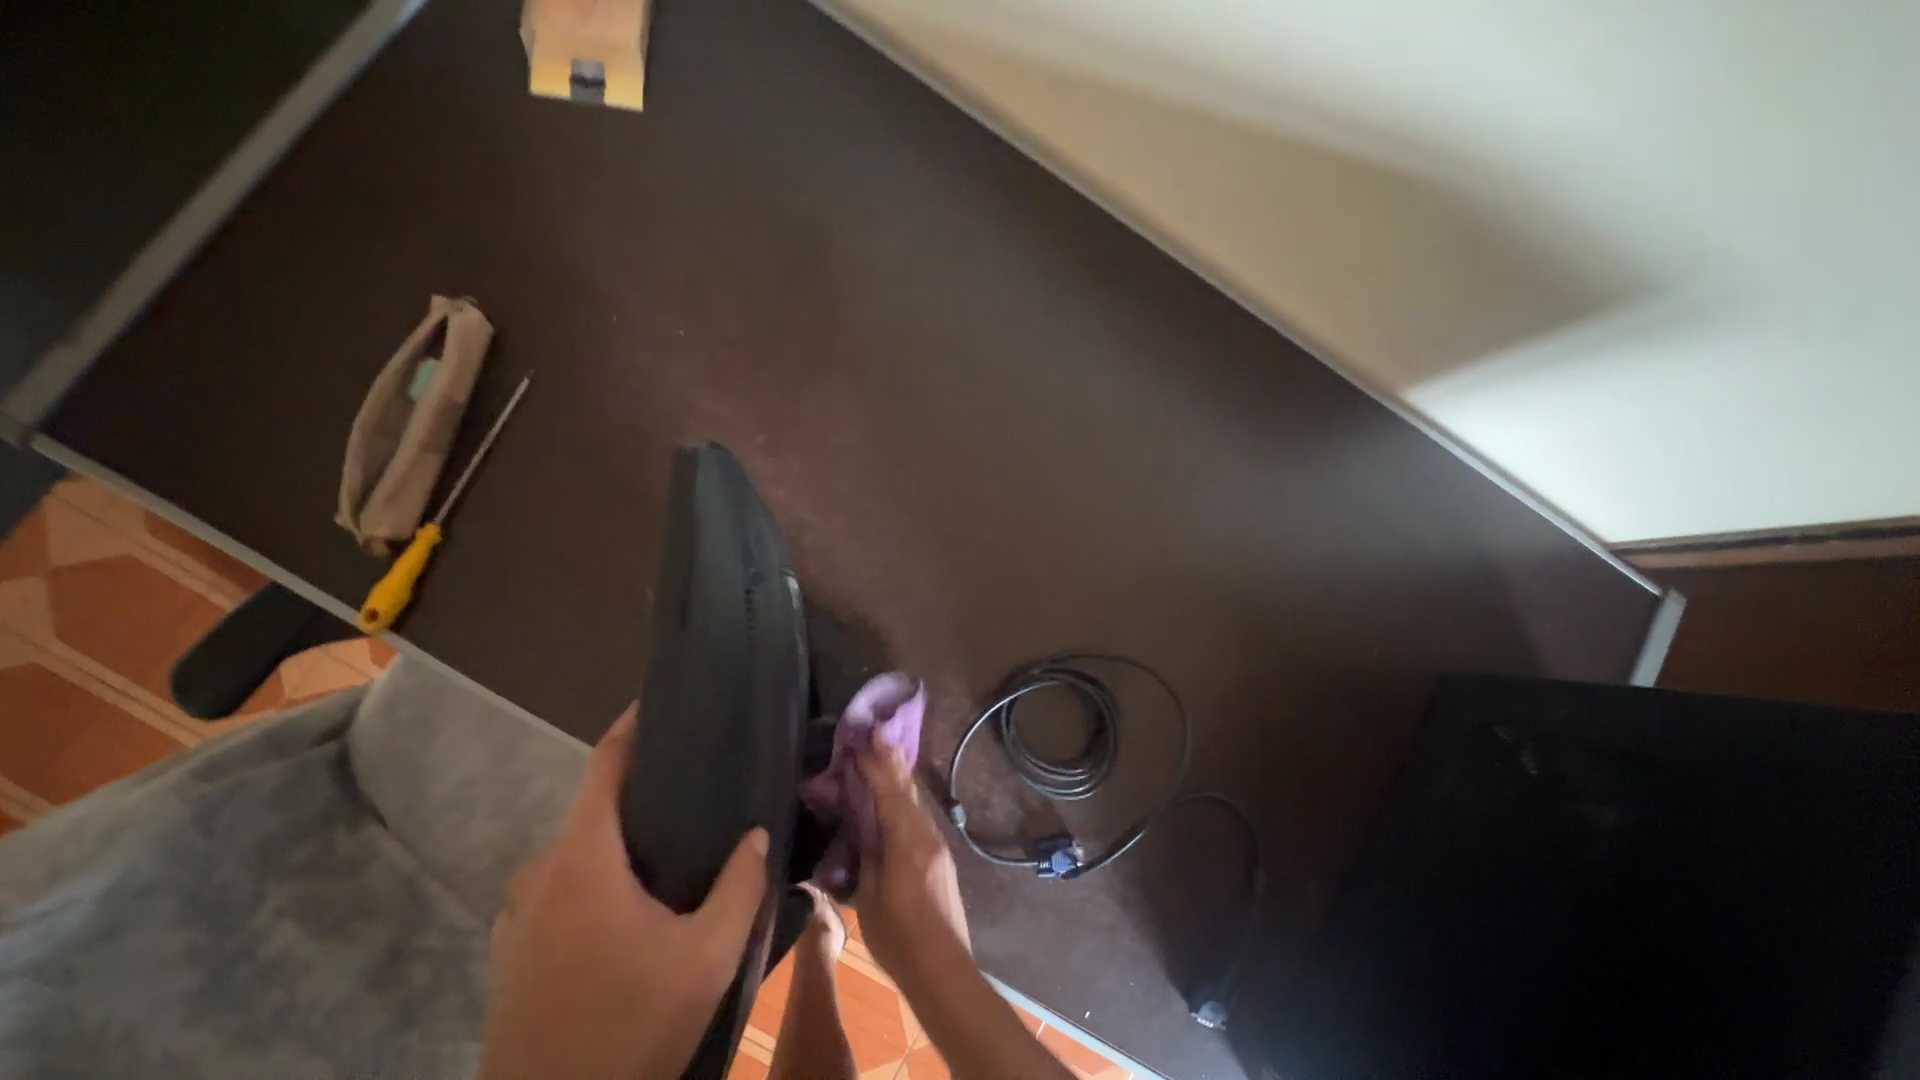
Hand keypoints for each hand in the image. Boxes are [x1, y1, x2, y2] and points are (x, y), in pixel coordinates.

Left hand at [481, 706, 769, 1079]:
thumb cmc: (631, 1025)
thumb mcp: (707, 957)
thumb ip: (739, 886)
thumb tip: (757, 834)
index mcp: (583, 859)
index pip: (605, 765)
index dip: (632, 727)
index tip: (665, 703)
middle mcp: (542, 872)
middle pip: (595, 810)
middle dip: (644, 794)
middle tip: (700, 790)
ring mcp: (520, 914)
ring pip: (581, 855)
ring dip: (623, 845)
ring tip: (677, 850)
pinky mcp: (515, 950)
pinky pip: (564, 891)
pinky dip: (600, 881)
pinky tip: (637, 912)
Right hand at [854, 744, 970, 981]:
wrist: (943, 970)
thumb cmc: (899, 937)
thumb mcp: (869, 895)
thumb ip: (867, 853)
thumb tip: (860, 824)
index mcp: (908, 841)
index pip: (890, 792)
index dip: (876, 764)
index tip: (864, 736)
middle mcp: (928, 836)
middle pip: (908, 791)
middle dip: (891, 762)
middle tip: (875, 734)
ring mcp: (938, 847)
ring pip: (916, 803)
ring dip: (899, 779)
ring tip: (884, 756)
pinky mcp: (940, 860)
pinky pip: (919, 818)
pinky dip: (905, 800)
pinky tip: (897, 799)